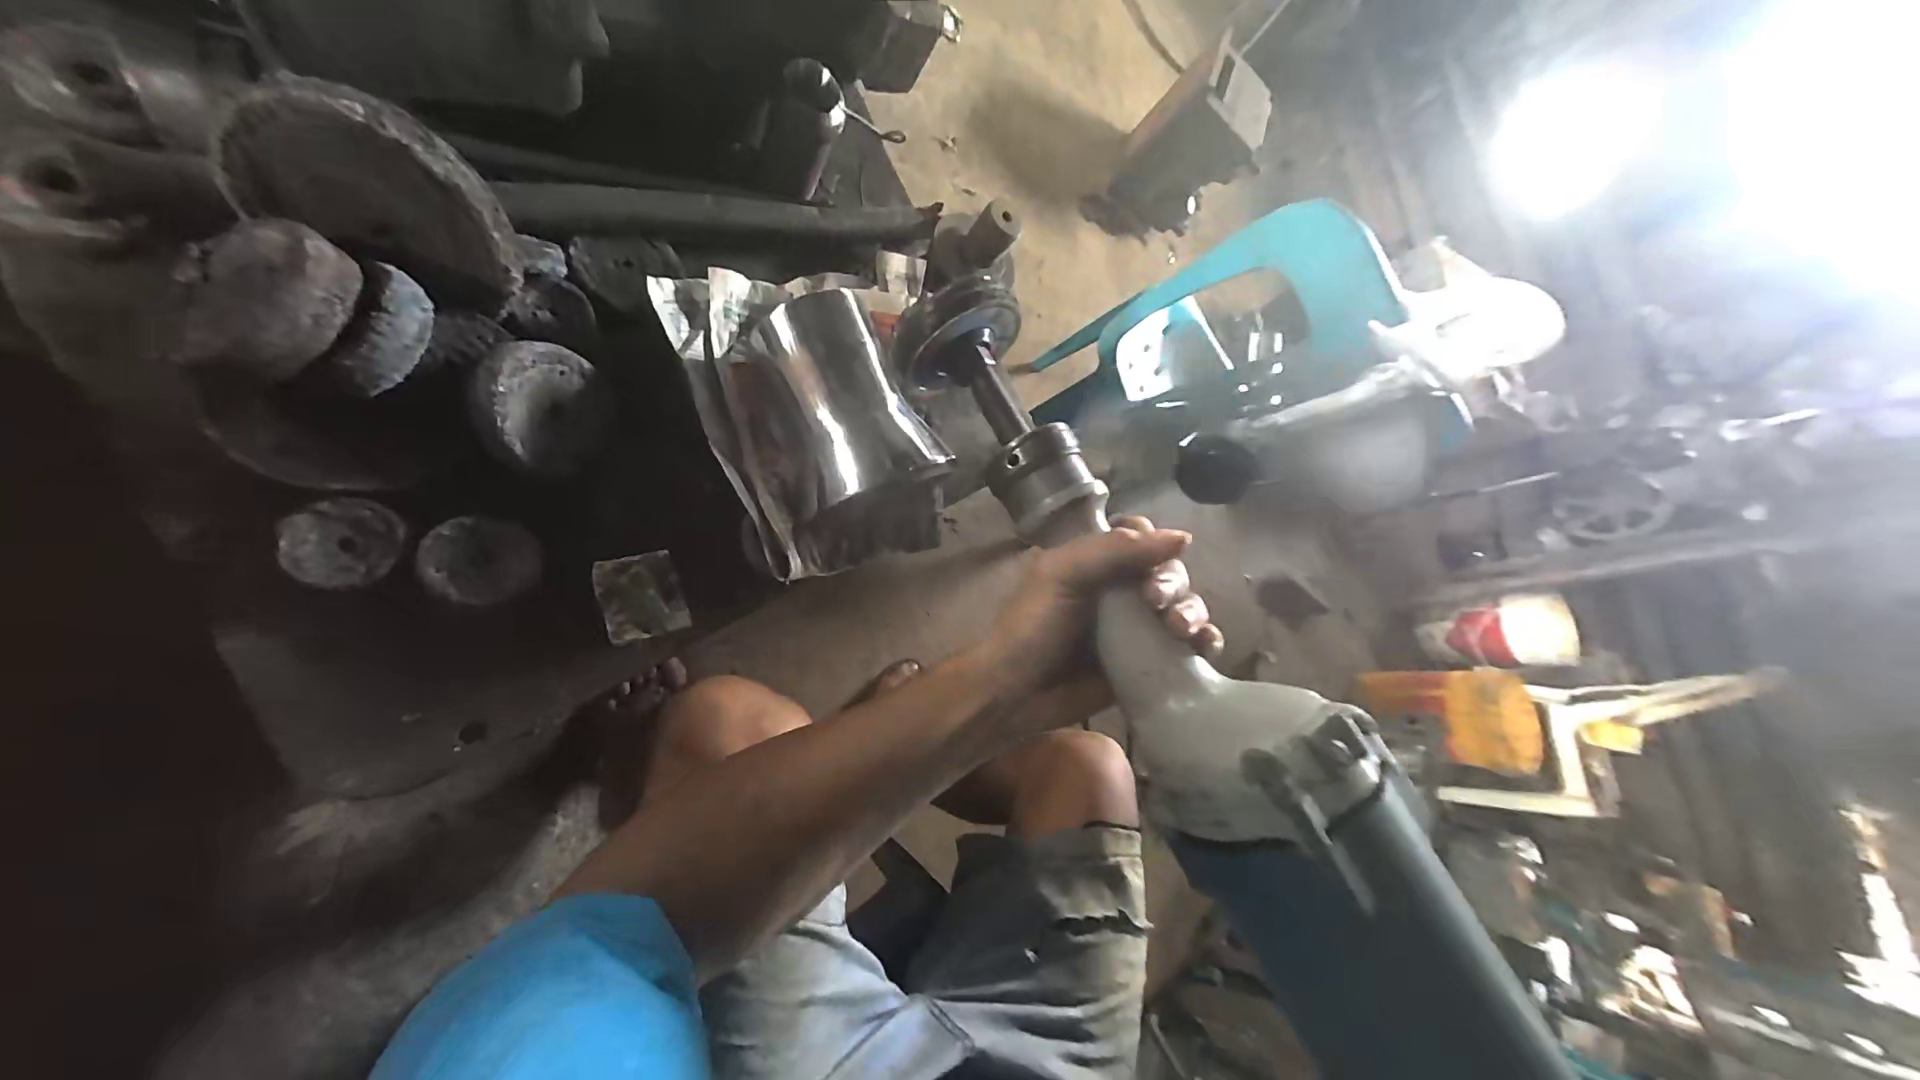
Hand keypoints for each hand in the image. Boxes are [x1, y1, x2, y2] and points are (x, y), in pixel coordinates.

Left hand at [978, 515, 1223, 707]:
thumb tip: (1181, 538)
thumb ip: (1113, 551)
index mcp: (1096, 562)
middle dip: (1172, 584)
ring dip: (1193, 611)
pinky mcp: (1149, 663)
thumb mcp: (1062, 576)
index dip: (1154, 545)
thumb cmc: (1032, 629)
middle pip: (1168, 571)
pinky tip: (1205, 647)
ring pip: (1184, 606)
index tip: (1151, 566)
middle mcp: (1120, 589)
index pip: (1141, 537)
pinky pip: (1189, 646)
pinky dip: (1206, 641)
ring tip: (1180, 631)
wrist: (1016, 694)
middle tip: (1156, 604)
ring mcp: (1136, 627)